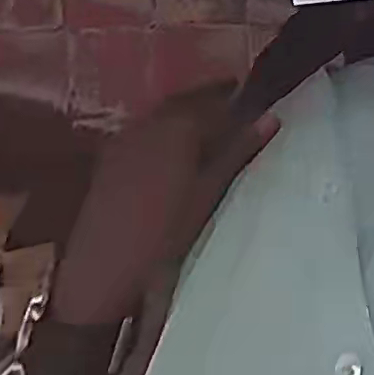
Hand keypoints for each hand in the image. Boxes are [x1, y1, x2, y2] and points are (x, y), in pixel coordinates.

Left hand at [53, 83, 277, 324]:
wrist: (101, 275)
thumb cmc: (165, 234)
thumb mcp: (210, 191)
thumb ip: (239, 150)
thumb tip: (273, 117)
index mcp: (180, 126)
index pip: (217, 101)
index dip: (238, 99)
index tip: (255, 101)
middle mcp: (152, 122)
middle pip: (189, 100)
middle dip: (212, 99)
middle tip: (235, 101)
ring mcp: (127, 137)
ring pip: (166, 112)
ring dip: (188, 111)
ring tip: (209, 125)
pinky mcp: (111, 155)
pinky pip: (146, 127)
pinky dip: (165, 127)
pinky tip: (173, 146)